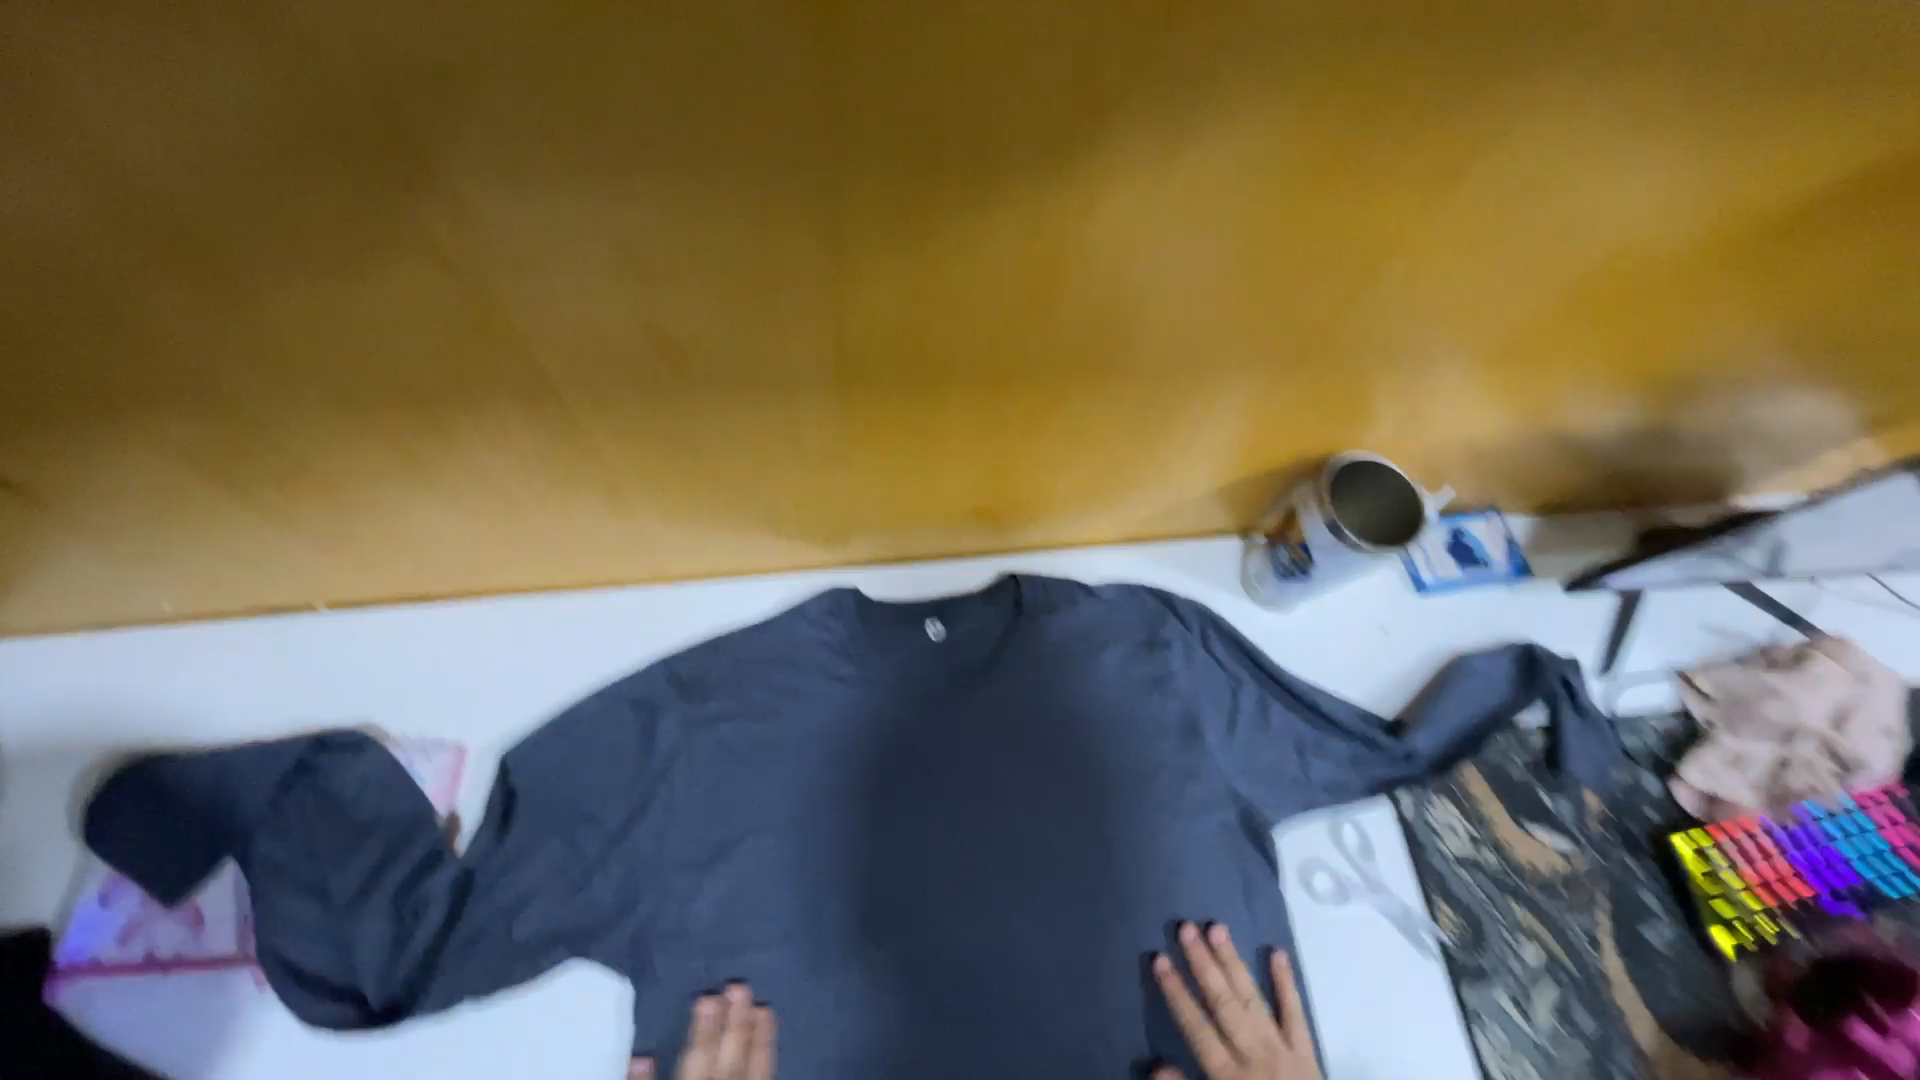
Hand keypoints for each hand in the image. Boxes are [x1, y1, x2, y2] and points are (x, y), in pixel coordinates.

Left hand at [629, 982, 776, 1079]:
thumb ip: (752, 1070)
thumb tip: (766, 1028)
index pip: (758, 1069)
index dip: (764, 1039)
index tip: (766, 1005)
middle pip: (729, 1065)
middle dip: (736, 1027)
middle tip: (738, 986)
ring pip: (696, 1070)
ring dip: (702, 1038)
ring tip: (706, 1000)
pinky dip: (644, 1078)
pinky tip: (641, 1056)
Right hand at [1151, 923, 1322, 1079]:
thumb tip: (1157, 1065)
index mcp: (1230, 1079)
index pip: (1197, 1029)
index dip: (1177, 994)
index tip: (1159, 959)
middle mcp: (1255, 1058)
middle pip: (1224, 1005)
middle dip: (1203, 966)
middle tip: (1186, 928)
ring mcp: (1284, 1053)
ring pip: (1253, 1001)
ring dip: (1234, 964)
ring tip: (1217, 928)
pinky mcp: (1308, 1055)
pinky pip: (1297, 1016)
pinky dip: (1286, 984)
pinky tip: (1277, 953)